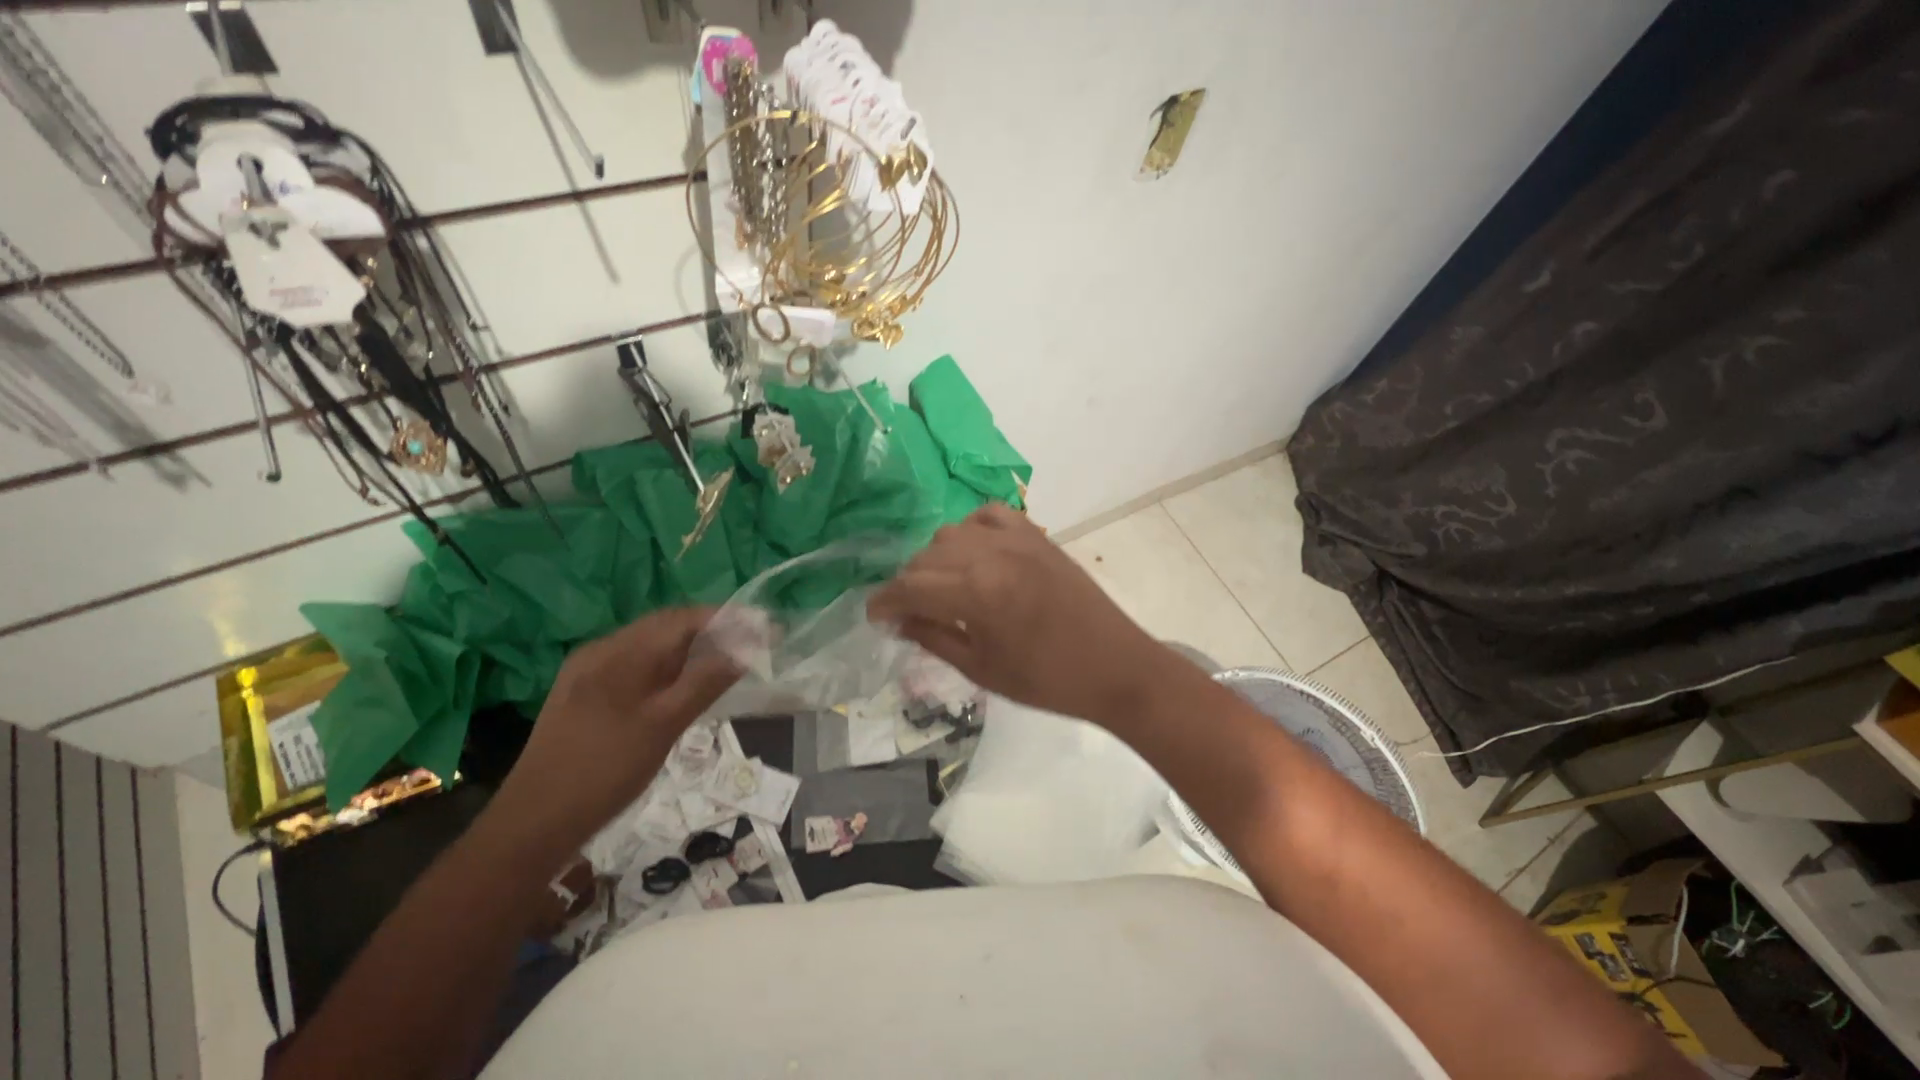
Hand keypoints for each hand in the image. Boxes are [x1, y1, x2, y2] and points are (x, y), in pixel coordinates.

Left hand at [491, 607, 738, 856]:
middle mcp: (601, 651)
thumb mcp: (663, 726)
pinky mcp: (582, 696)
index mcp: (619, 652)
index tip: (766, 629)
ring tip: (726, 667)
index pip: (683, 618)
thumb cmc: (605, 771)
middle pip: (666, 628)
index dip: (728, 620)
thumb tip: (746, 645)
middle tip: (754, 648)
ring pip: (649, 648)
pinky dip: (666, 669)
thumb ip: (704, 682)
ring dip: (690, 651)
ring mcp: (588, 673)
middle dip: (712, 632)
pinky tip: (681, 690)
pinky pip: (634, 668)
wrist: (534, 822)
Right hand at [868, 503, 1187, 721]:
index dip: (885, 602)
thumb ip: (934, 639)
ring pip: (952, 532)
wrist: (1116, 667)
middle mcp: (992, 553)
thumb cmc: (1047, 681)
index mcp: (976, 592)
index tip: (874, 617)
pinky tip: (972, 555)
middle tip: (906, 613)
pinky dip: (970, 529)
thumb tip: (898, 620)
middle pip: (926, 557)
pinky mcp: (1038, 536)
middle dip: (907, 584)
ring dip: (935, 558)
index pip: (910, 586)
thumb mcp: (982, 669)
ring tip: (939, 588)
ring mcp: (1017, 539)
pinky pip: (989, 514)